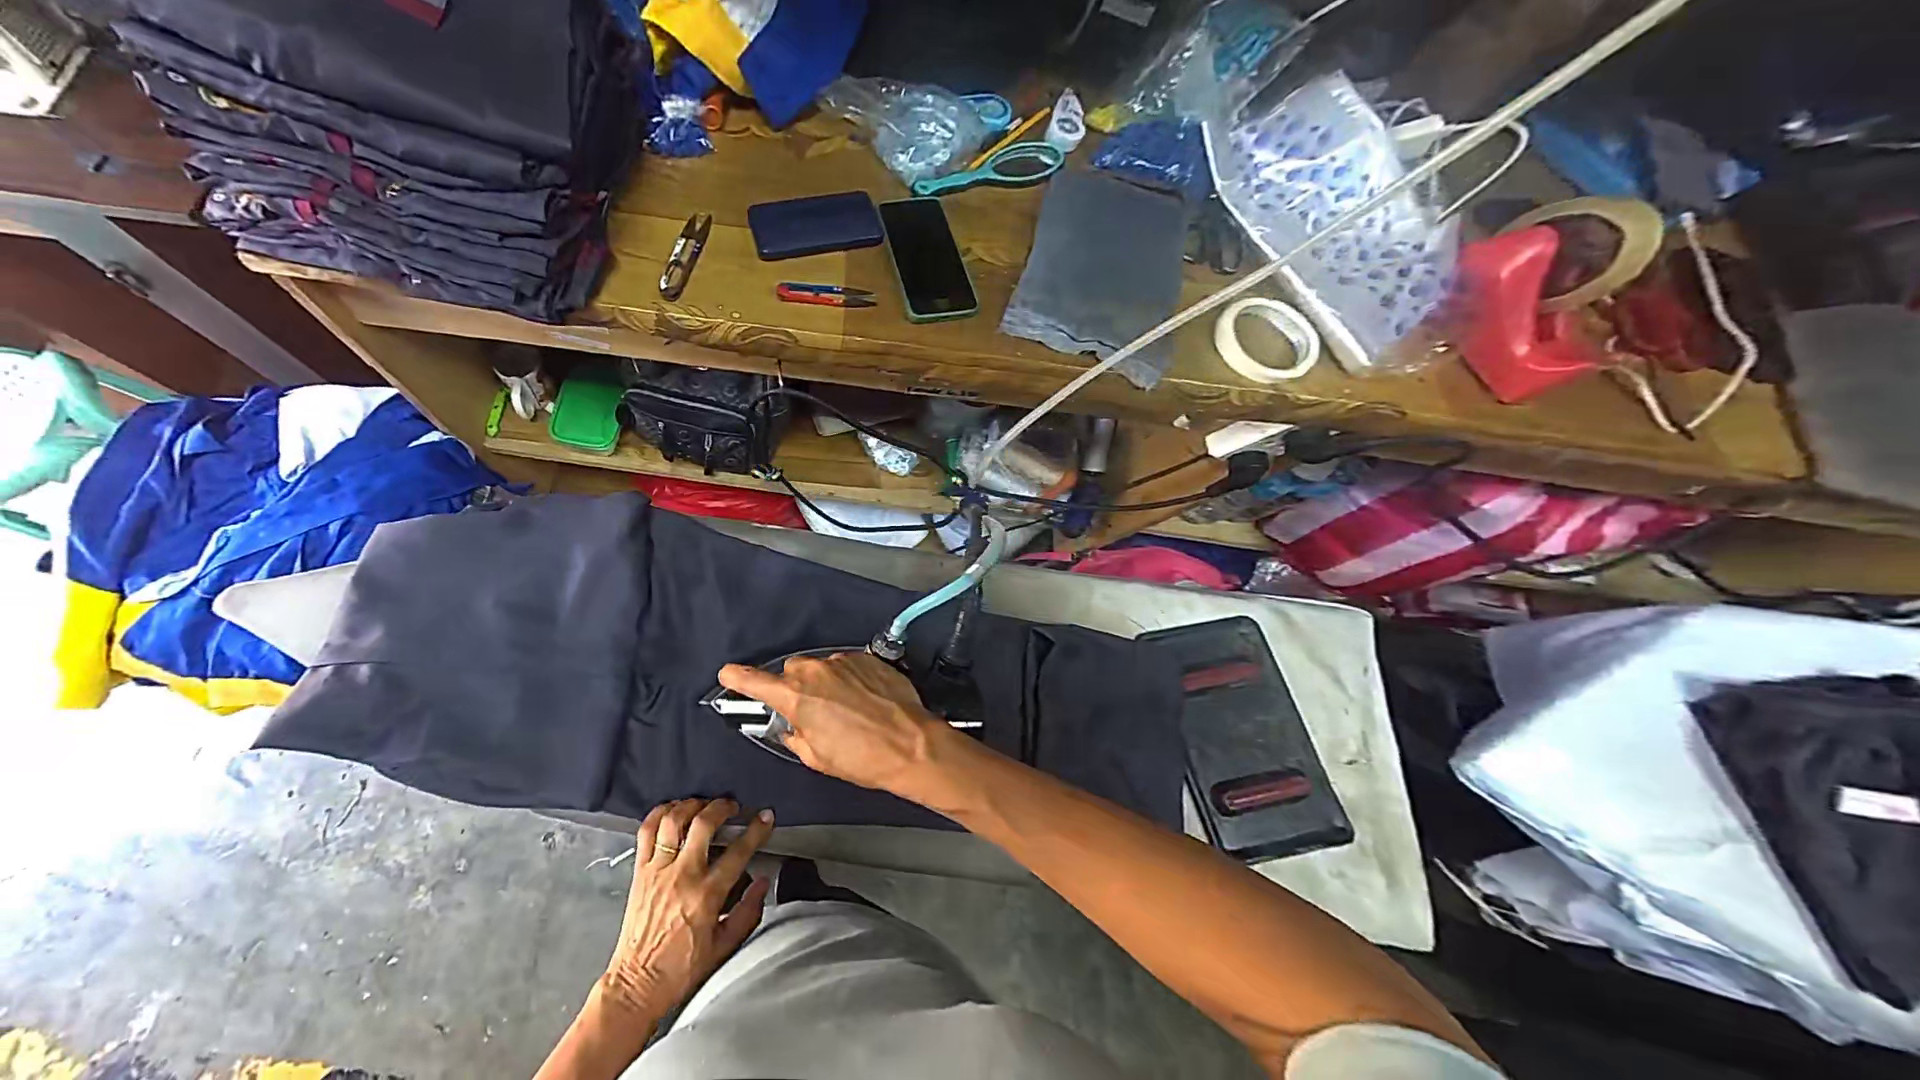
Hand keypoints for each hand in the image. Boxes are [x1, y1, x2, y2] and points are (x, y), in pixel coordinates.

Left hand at [599, 798, 773, 1022]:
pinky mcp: (639, 873)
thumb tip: (762, 883)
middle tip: (732, 806)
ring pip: (673, 821)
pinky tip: (671, 810)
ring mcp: (657, 872)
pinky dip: (659, 814)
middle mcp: (681, 876)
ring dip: (691, 805)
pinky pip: (646, 833)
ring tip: (703, 804)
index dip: (756, 829)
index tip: (765, 817)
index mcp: (706, 895)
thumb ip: (748, 911)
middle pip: (703, 823)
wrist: (636, 985)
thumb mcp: (724, 945)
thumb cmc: (680, 969)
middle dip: (722, 806)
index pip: (738, 851)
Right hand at [717, 652, 956, 800]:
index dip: (738, 678)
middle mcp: (818, 672)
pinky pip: (848, 666)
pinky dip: (850, 681)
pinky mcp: (868, 659)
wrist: (911, 744)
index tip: (730, 675)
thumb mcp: (817, 757)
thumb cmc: (867, 756)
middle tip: (812, 714)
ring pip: (822, 669)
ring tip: (846, 713)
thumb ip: (795, 736)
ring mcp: (844, 663)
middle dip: (796, 689)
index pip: (753, 680)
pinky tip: (863, 703)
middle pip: (792, 672)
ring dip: (826, 685)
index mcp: (796, 697)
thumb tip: (792, 729)